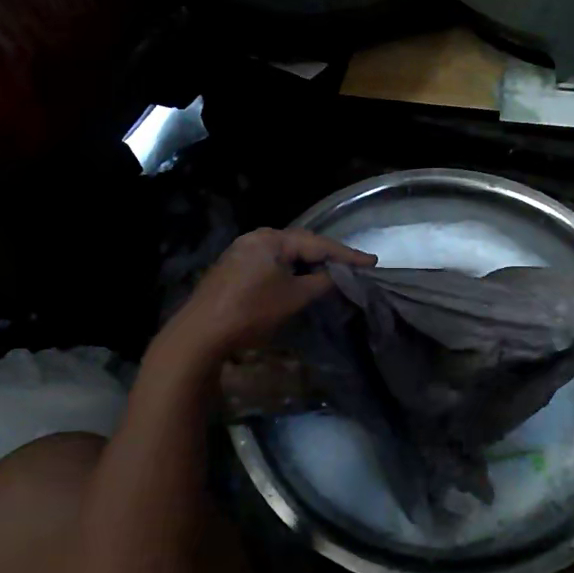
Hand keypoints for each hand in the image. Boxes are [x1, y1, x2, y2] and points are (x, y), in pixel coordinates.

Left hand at [155, 228, 375, 363]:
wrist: (201, 334)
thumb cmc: (251, 312)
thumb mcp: (294, 298)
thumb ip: (321, 283)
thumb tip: (338, 276)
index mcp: (271, 239)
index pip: (318, 244)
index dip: (347, 255)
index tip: (372, 261)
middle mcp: (255, 238)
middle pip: (300, 244)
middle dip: (327, 255)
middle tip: (354, 265)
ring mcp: (241, 252)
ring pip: (284, 254)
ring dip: (308, 263)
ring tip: (332, 270)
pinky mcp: (233, 268)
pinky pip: (270, 263)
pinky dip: (290, 270)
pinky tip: (300, 278)